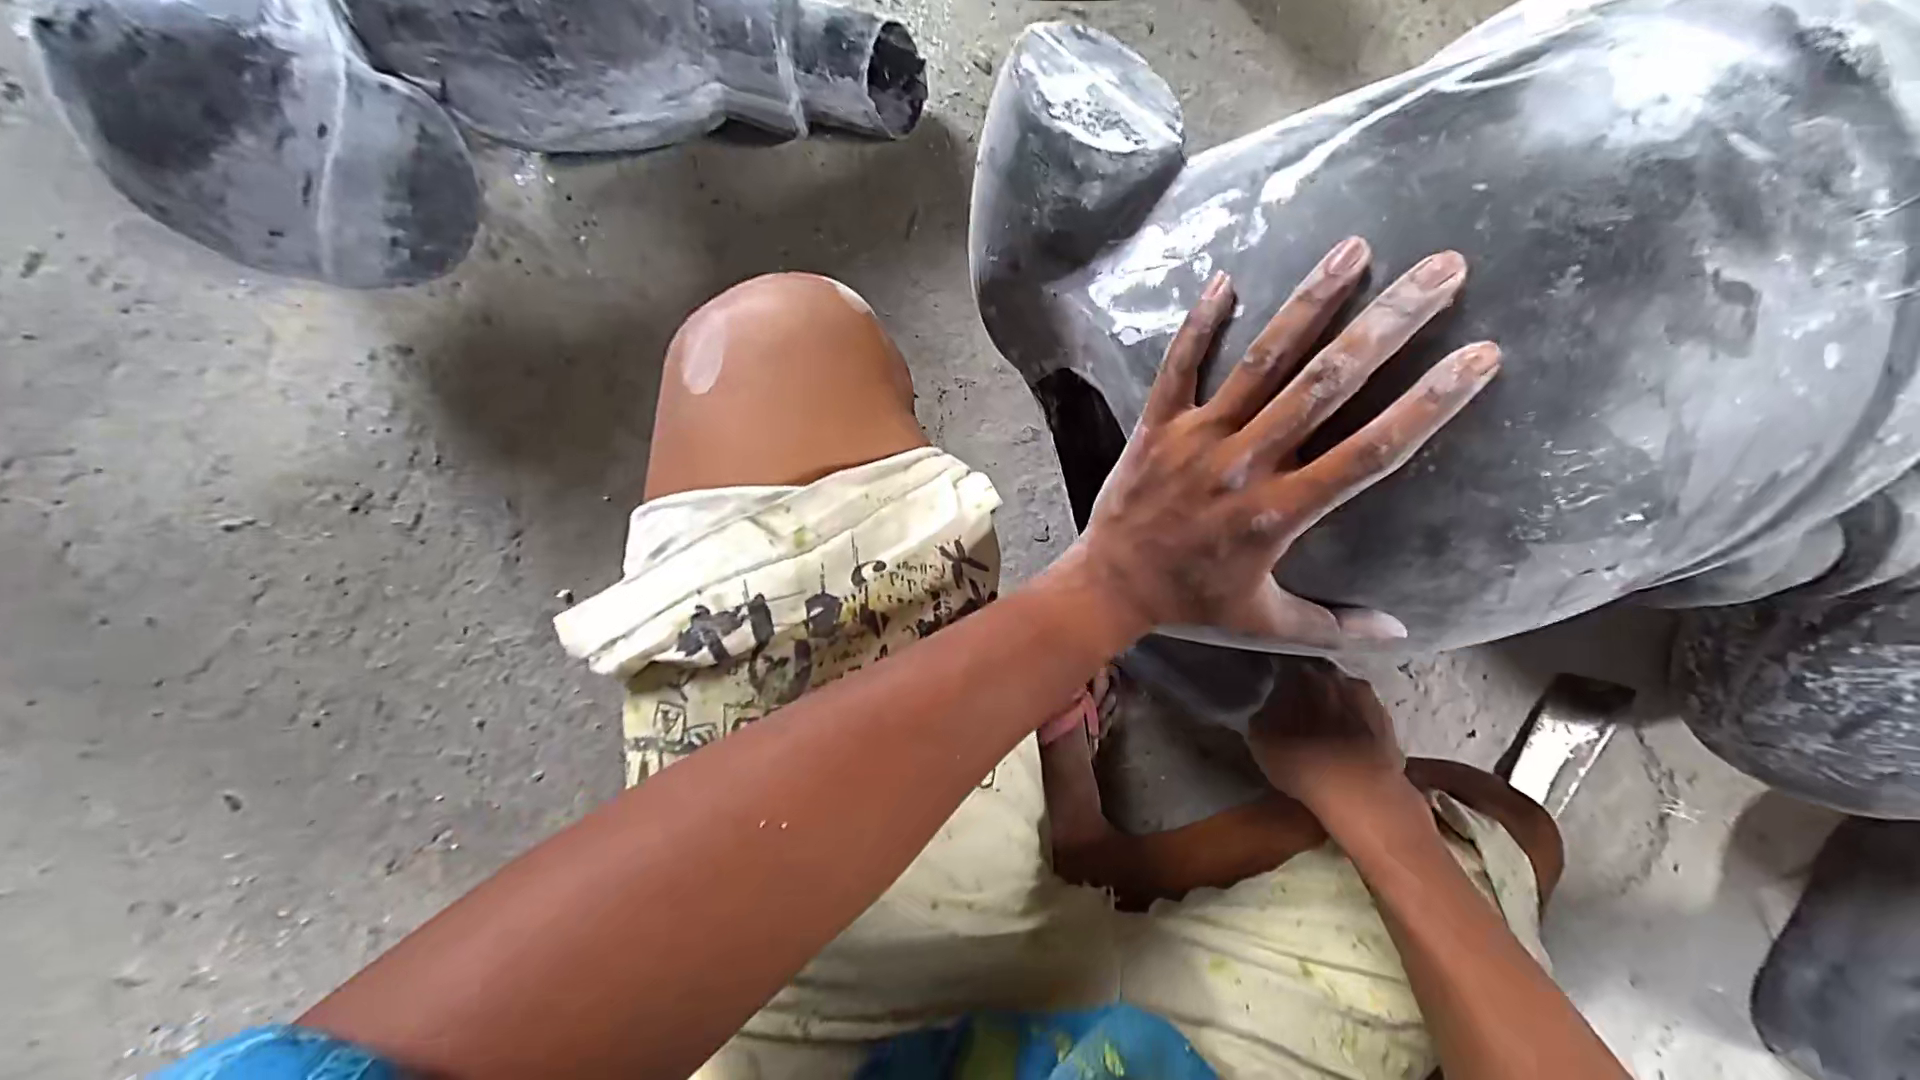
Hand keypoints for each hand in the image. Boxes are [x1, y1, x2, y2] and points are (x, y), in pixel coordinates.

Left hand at [1067, 238, 1498, 648]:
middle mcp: (1243, 465)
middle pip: (1326, 386)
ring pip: (1260, 364)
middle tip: (1442, 271)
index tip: (1481, 355)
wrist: (1110, 584)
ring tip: (1354, 249)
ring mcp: (1196, 439)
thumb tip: (1398, 635)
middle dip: (1388, 326)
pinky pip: (1178, 368)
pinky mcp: (1156, 427)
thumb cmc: (1189, 600)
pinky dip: (1199, 325)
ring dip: (1309, 305)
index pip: (1369, 452)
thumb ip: (1331, 626)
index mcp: (1278, 512)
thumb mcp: (1263, 622)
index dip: (1429, 404)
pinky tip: (1225, 279)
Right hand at [1247, 661, 1406, 812]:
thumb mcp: (1260, 741)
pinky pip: (1363, 715)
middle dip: (1309, 695)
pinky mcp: (1387, 719)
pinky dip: (1356, 724)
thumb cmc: (1299, 759)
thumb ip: (1260, 718)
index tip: (1275, 706)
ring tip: (1327, 734)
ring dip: (1335, 708)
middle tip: (1300, 720)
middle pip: (1315, 680)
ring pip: (1341, 695)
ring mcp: (1364, 695)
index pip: (1282, 672)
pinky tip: (1349, 745)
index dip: (1279, 689)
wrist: (1358, 787)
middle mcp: (1331, 675)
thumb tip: (1265, 714)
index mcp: (1296, 674)